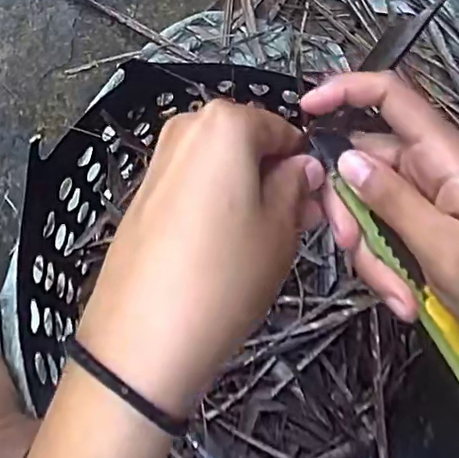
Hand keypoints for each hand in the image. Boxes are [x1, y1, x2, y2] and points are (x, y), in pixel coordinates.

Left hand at [76, 98, 322, 415]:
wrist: (142, 334)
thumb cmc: (215, 280)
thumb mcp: (280, 230)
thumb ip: (296, 186)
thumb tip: (303, 168)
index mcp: (224, 123)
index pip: (283, 128)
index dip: (304, 163)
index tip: (316, 194)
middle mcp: (186, 128)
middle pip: (247, 141)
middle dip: (274, 175)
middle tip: (296, 220)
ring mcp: (161, 158)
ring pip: (220, 163)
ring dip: (245, 190)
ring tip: (261, 240)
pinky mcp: (146, 189)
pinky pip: (193, 181)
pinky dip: (214, 202)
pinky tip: (225, 244)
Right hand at [302, 72, 458, 397]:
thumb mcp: (448, 251)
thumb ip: (391, 200)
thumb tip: (344, 158)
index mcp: (445, 156)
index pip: (390, 94)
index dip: (343, 89)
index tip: (305, 110)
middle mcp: (430, 169)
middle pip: (362, 158)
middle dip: (347, 204)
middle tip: (352, 246)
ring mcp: (425, 201)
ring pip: (365, 202)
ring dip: (367, 246)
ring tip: (397, 291)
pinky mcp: (423, 232)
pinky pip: (381, 232)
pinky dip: (382, 264)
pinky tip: (404, 298)